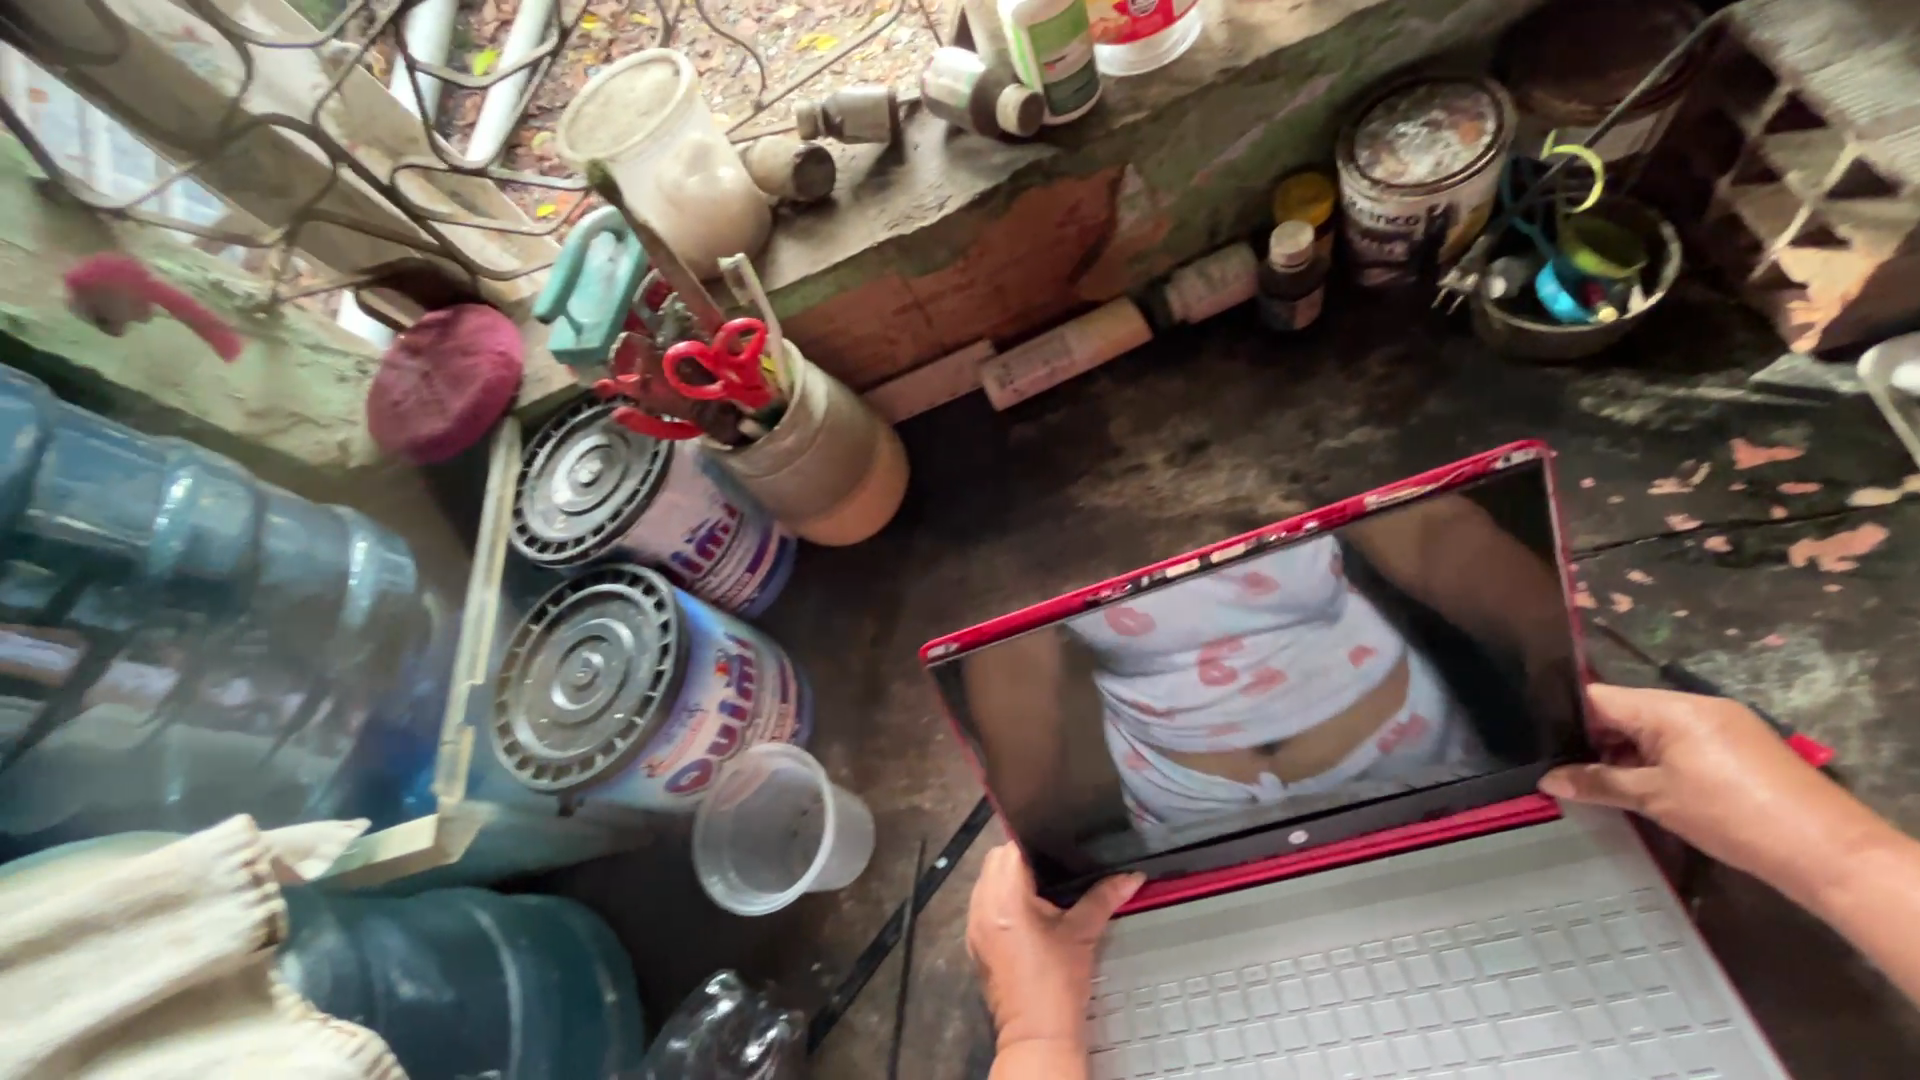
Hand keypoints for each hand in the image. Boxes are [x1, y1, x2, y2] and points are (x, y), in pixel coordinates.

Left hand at [967, 844, 1142, 1054]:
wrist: (1038, 1034)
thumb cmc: (1059, 982)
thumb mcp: (1083, 933)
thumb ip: (1105, 897)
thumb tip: (1132, 876)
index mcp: (1005, 897)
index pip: (1012, 849)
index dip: (1034, 844)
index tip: (1054, 848)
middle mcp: (982, 905)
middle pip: (995, 860)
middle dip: (1021, 860)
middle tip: (1050, 871)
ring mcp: (973, 924)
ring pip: (985, 880)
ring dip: (1007, 878)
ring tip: (1038, 889)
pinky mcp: (973, 941)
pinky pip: (981, 903)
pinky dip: (998, 899)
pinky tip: (1024, 911)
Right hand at [1539, 684, 1884, 905]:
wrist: (1829, 853)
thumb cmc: (1732, 816)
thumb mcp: (1655, 799)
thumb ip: (1597, 783)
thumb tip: (1547, 781)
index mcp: (1671, 708)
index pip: (1598, 698)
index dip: (1566, 719)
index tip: (1543, 743)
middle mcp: (1696, 705)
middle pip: (1625, 711)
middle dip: (1597, 740)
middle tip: (1568, 769)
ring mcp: (1723, 723)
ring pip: (1652, 727)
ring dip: (1628, 751)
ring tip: (1602, 781)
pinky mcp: (1740, 744)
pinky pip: (1681, 739)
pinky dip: (1658, 758)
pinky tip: (1646, 785)